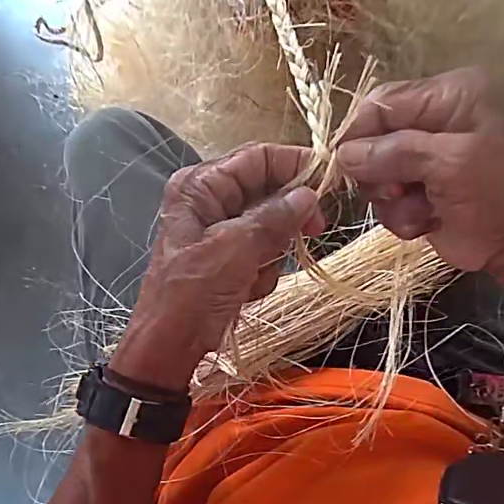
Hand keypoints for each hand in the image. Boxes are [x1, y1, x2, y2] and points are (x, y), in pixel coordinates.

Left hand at [112, 144, 324, 390]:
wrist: (172, 346)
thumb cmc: (194, 292)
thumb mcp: (236, 249)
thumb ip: (274, 218)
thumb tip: (308, 195)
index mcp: (201, 186)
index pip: (258, 157)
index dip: (296, 163)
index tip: (331, 179)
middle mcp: (210, 202)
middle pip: (268, 192)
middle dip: (286, 219)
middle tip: (314, 230)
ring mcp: (220, 233)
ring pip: (271, 227)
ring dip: (272, 254)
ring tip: (252, 276)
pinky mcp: (229, 261)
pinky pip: (263, 255)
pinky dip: (262, 274)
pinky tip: (246, 291)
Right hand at [333, 67, 503, 319]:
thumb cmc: (500, 195)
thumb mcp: (450, 163)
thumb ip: (394, 152)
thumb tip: (341, 154)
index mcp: (448, 96)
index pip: (381, 103)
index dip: (357, 133)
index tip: (342, 164)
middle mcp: (433, 122)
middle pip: (371, 140)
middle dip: (379, 172)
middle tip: (400, 190)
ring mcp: (424, 160)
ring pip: (374, 176)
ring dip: (392, 201)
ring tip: (422, 210)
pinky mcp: (420, 193)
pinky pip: (387, 202)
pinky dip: (402, 218)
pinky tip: (426, 223)